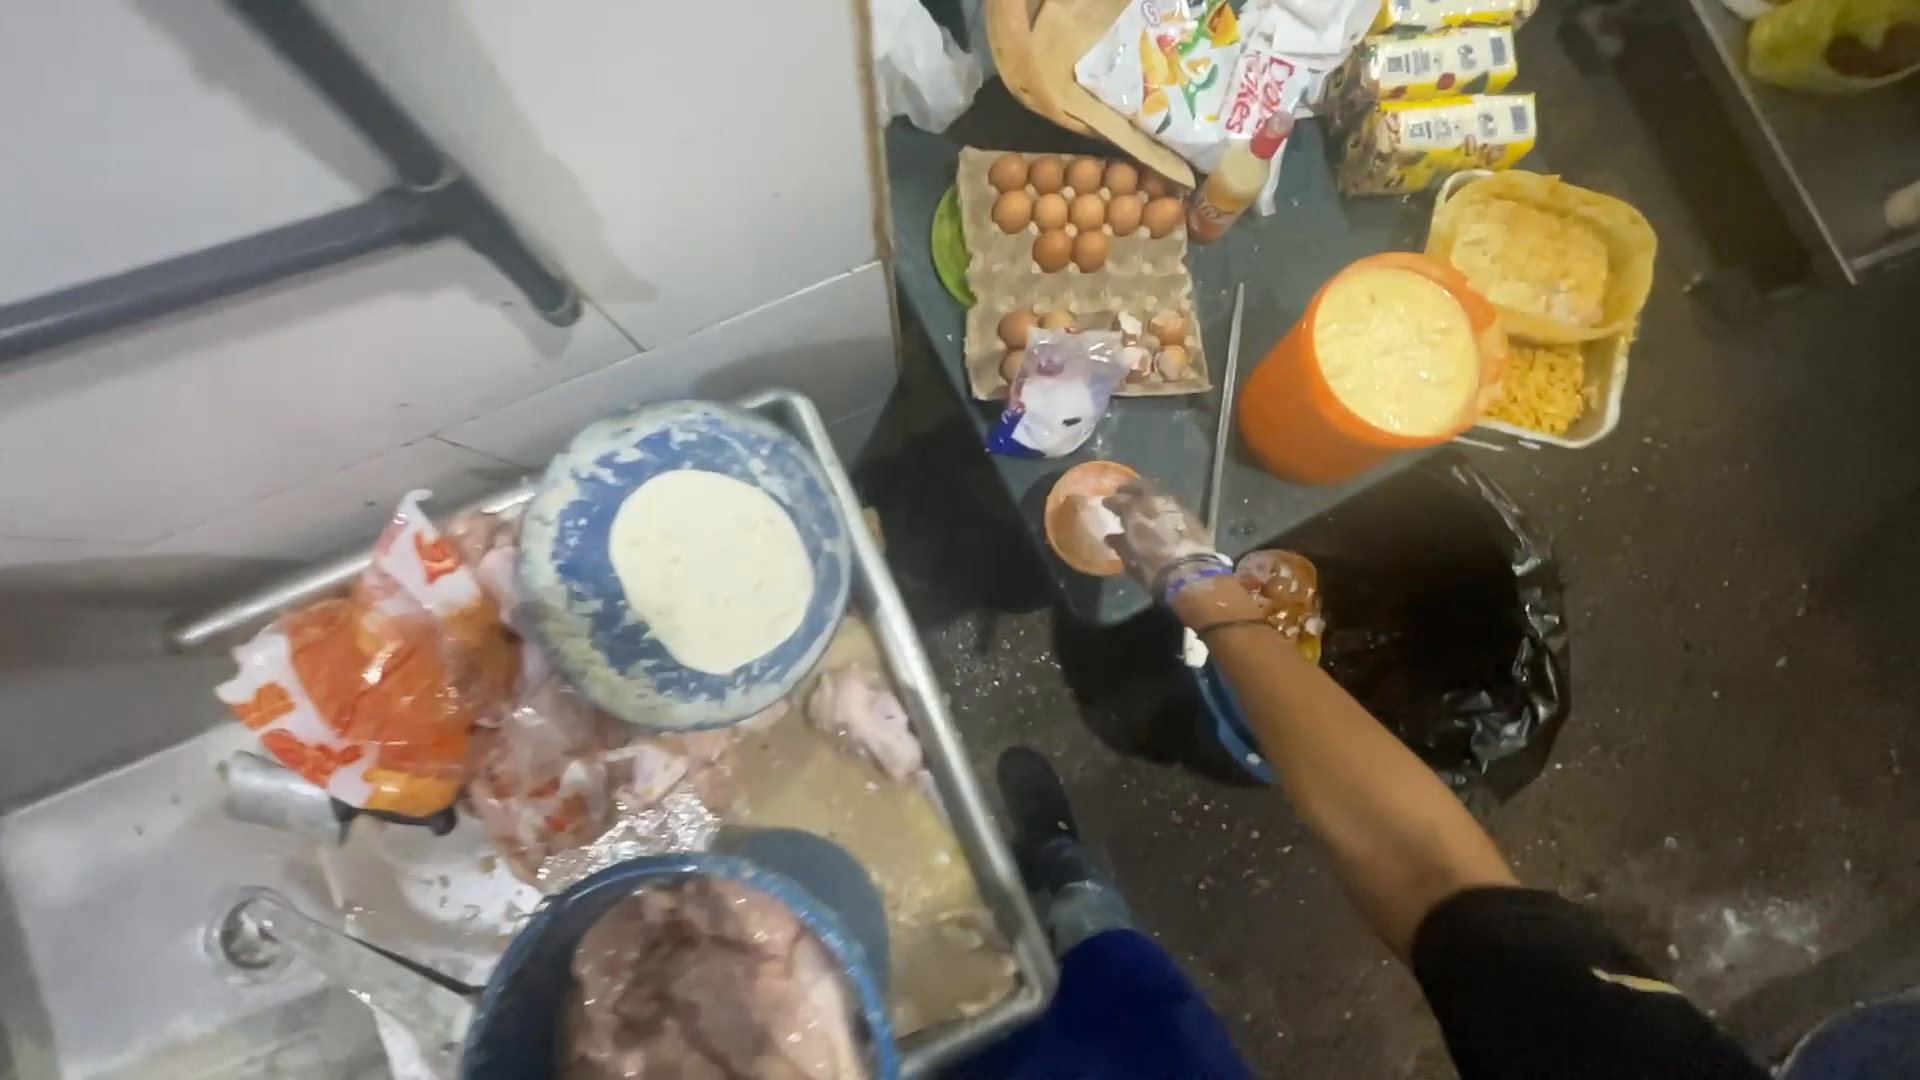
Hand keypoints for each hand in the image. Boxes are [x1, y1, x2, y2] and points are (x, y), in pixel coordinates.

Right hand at [1102, 480, 1230, 602]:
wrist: (1190, 574)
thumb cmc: (1152, 568)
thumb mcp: (1129, 559)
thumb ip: (1120, 544)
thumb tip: (1111, 537)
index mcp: (1134, 512)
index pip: (1118, 500)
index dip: (1111, 502)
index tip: (1106, 503)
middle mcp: (1153, 502)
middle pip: (1140, 486)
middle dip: (1130, 488)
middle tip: (1124, 491)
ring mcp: (1174, 506)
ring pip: (1158, 492)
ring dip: (1149, 494)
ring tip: (1144, 500)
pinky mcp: (1191, 514)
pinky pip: (1173, 503)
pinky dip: (1164, 505)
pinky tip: (1162, 513)